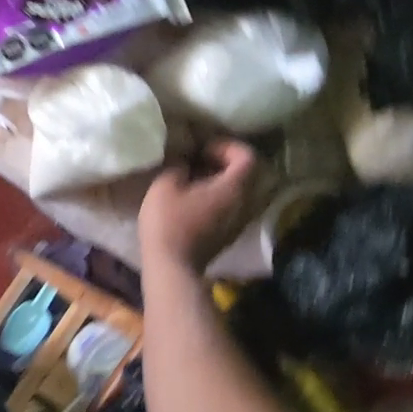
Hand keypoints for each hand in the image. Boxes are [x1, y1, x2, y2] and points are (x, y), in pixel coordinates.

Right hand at [139, 140, 258, 272]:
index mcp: (234, 188)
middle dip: (225, 162)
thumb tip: (185, 160)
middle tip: (198, 160)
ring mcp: (240, 221)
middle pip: (247, 174)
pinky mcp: (229, 233)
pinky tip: (195, 199)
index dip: (227, 146)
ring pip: (240, 191)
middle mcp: (246, 203)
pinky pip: (233, 205)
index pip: (247, 156)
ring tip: (195, 179)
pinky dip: (219, 196)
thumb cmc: (168, 221)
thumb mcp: (165, 185)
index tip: (203, 148)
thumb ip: (178, 165)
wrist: (172, 265)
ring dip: (221, 180)